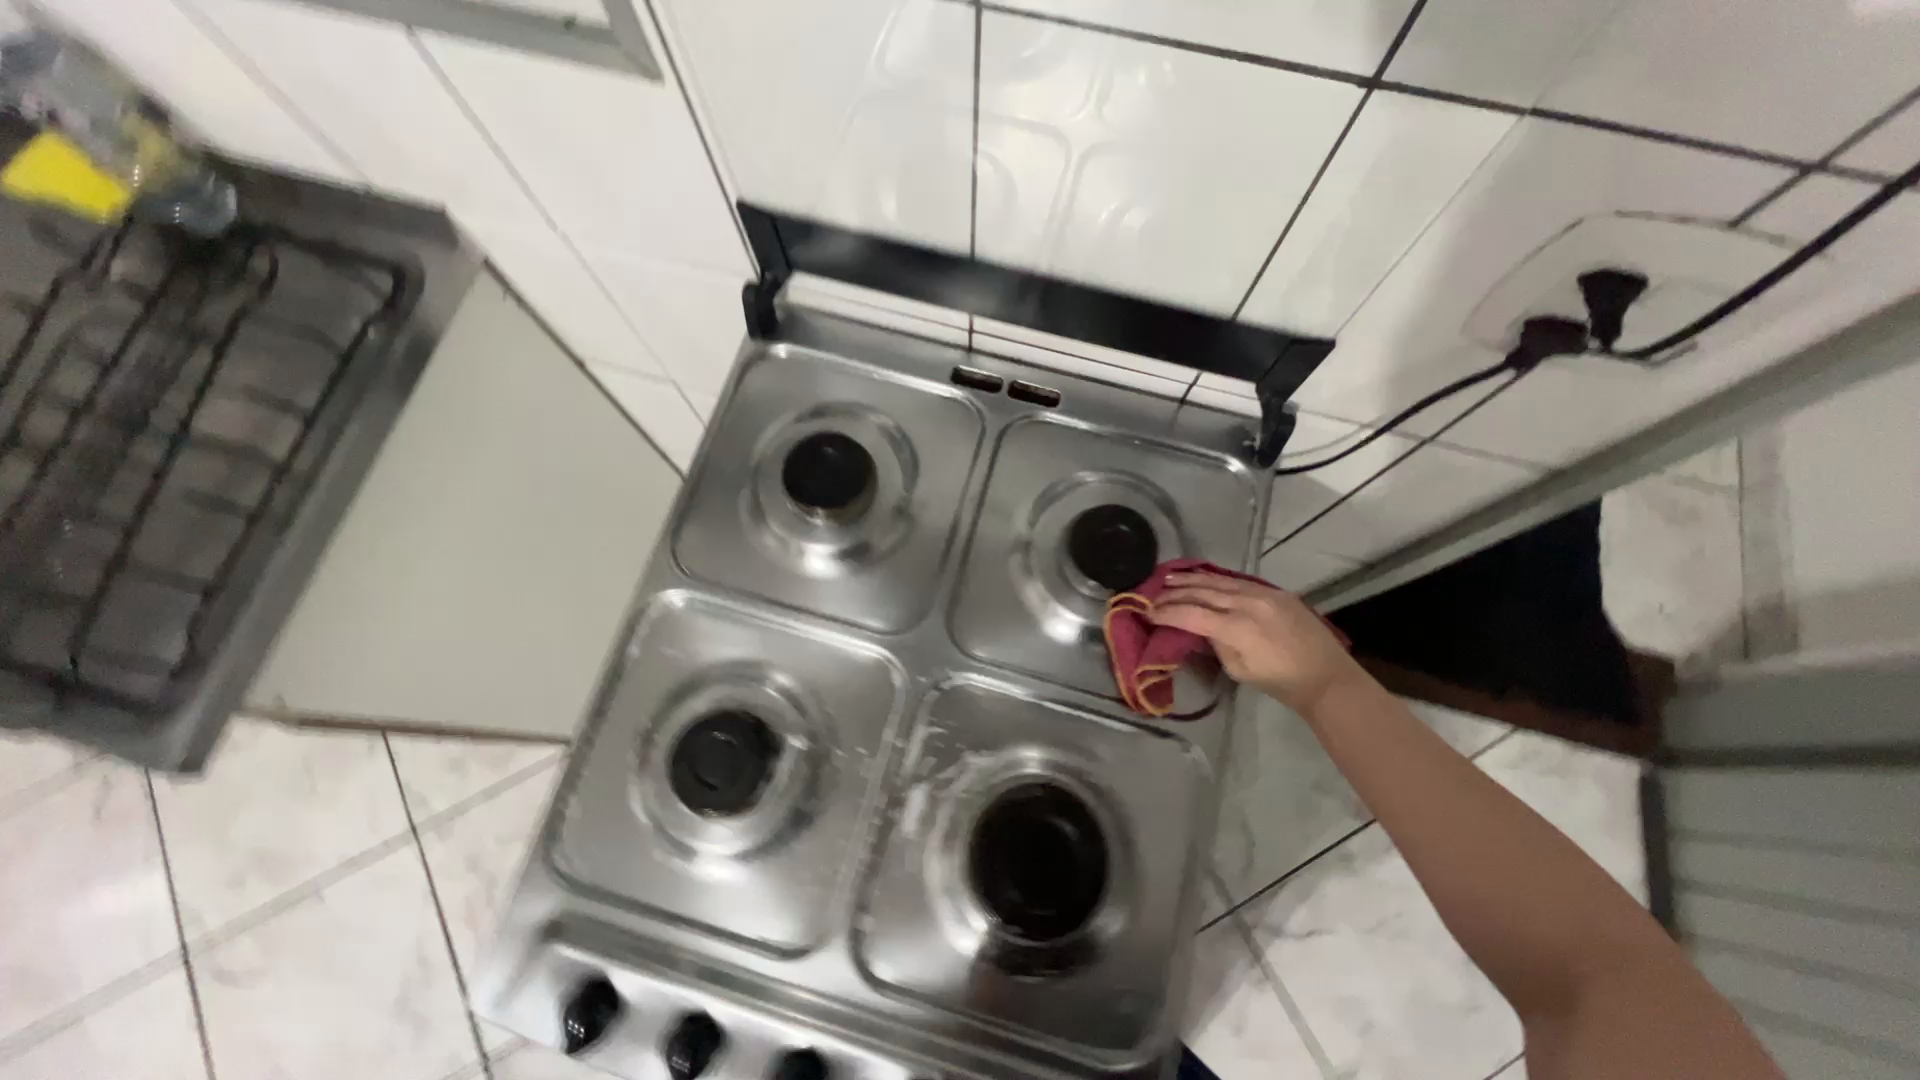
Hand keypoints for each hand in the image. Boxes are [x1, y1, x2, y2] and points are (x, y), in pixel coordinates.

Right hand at [1148, 572, 1363, 714]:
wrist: (1324, 675)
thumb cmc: (1279, 681)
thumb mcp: (1238, 669)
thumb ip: (1216, 644)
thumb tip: (1201, 628)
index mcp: (1236, 627)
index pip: (1190, 614)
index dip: (1166, 612)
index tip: (1147, 612)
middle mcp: (1247, 603)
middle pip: (1201, 592)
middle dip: (1174, 593)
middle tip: (1152, 594)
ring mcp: (1262, 593)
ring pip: (1219, 582)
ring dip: (1191, 580)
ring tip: (1170, 578)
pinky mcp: (1274, 592)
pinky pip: (1238, 581)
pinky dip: (1215, 579)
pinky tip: (1203, 578)